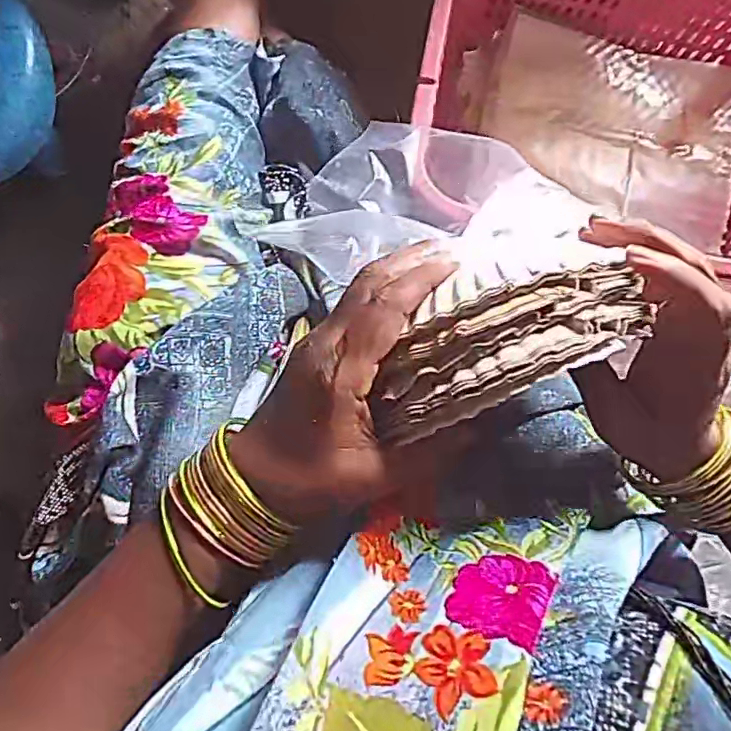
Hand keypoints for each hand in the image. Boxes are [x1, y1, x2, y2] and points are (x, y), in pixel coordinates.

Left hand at [227, 242, 466, 527]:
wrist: (252, 478)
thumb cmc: (310, 480)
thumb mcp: (373, 477)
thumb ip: (427, 454)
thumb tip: (478, 429)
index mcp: (340, 371)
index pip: (382, 310)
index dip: (418, 282)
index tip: (456, 263)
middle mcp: (325, 344)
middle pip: (367, 285)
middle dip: (409, 261)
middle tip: (454, 250)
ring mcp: (315, 341)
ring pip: (356, 289)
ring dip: (394, 269)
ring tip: (435, 259)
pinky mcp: (312, 346)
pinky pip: (351, 304)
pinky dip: (380, 288)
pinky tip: (403, 292)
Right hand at [571, 217, 730, 480]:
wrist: (683, 449)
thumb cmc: (652, 435)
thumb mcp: (614, 410)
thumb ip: (590, 369)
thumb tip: (560, 330)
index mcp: (701, 350)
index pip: (695, 295)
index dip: (663, 271)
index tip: (624, 258)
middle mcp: (711, 323)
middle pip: (689, 263)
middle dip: (642, 239)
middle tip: (592, 229)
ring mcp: (702, 314)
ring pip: (682, 261)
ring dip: (641, 240)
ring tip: (597, 230)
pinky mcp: (687, 311)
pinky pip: (672, 272)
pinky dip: (645, 255)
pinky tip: (614, 250)